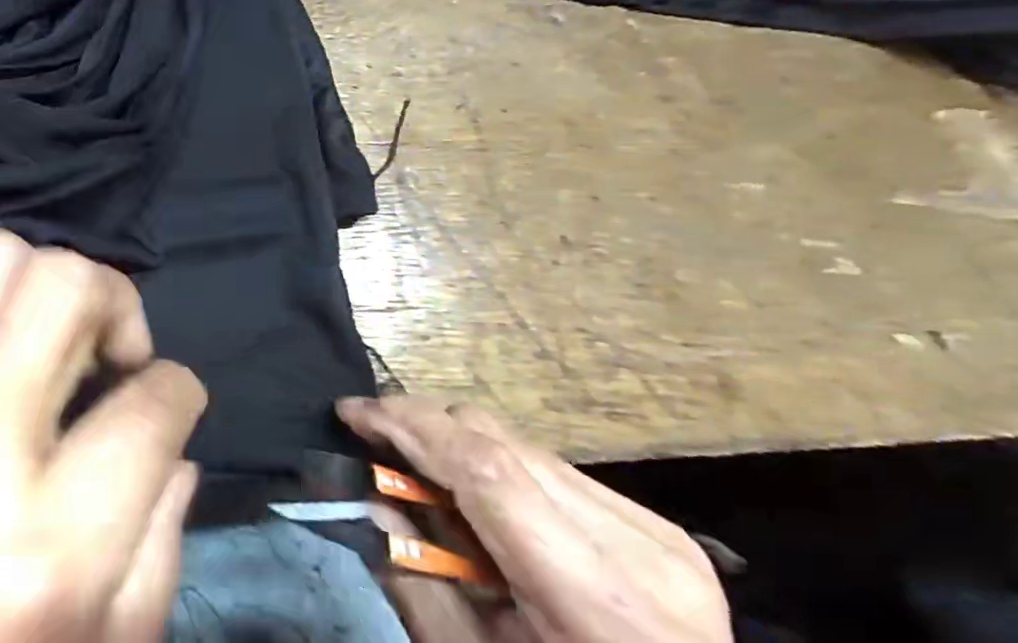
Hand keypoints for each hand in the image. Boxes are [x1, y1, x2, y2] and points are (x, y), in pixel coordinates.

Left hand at [0, 229, 207, 642]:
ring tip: (55, 343)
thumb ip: (159, 545)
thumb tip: (172, 446)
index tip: (171, 402)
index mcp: (47, 548)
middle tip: (117, 352)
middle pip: (67, 289)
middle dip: (118, 299)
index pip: (150, 407)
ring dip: (45, 285)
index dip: (180, 391)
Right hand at [338, 396, 731, 642]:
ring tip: (415, 471)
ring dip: (460, 446)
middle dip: (426, 425)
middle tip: (371, 436)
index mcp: (597, 603)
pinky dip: (501, 471)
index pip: (489, 470)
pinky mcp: (663, 532)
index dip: (413, 428)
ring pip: (527, 448)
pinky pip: (557, 472)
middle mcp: (637, 547)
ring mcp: (658, 534)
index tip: (354, 414)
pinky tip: (476, 503)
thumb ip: (420, 586)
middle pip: (505, 443)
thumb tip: (372, 500)